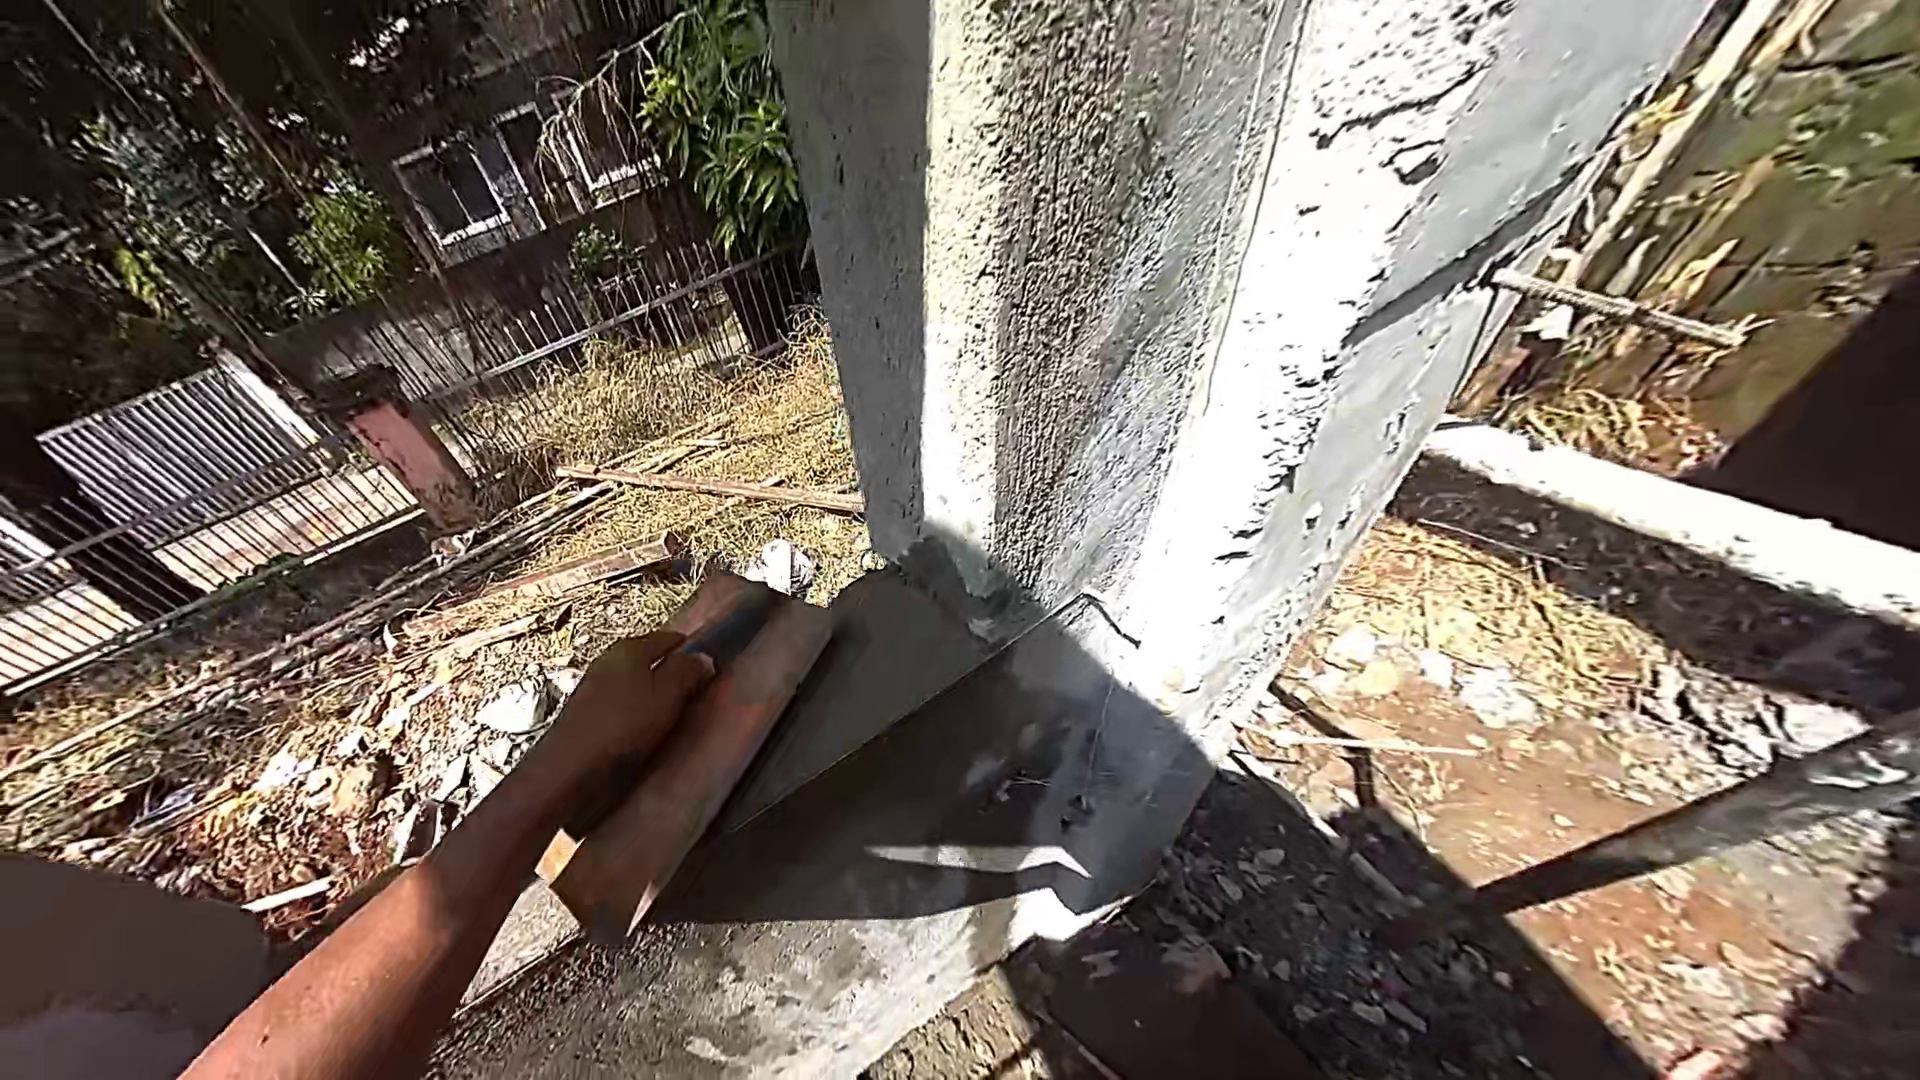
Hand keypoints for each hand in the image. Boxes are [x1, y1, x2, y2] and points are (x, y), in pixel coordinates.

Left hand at [527, 630, 714, 785]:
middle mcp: (608, 660)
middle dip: (672, 673)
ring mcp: (592, 687)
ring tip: (670, 716)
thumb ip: (687, 671)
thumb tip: (702, 657)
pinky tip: (643, 730)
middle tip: (692, 694)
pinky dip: (636, 711)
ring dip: (653, 695)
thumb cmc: (624, 727)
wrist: (567, 772)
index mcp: (630, 648)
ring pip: (635, 682)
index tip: (707, 670)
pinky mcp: (584, 714)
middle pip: (651, 659)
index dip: (692, 651)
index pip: (670, 638)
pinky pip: (622, 702)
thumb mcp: (667, 695)